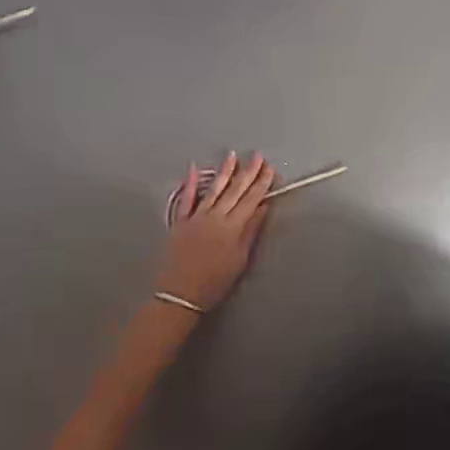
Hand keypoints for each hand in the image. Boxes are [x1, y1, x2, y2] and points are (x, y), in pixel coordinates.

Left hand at [156, 153, 275, 309]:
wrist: (181, 293)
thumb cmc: (215, 282)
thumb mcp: (240, 260)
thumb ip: (250, 231)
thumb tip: (262, 208)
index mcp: (232, 227)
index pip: (251, 200)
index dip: (261, 183)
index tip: (269, 169)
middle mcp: (215, 217)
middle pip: (234, 190)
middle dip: (248, 172)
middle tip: (257, 156)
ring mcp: (196, 217)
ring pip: (213, 189)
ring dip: (224, 171)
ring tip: (232, 156)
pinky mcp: (180, 221)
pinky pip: (186, 199)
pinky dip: (190, 183)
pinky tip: (194, 168)